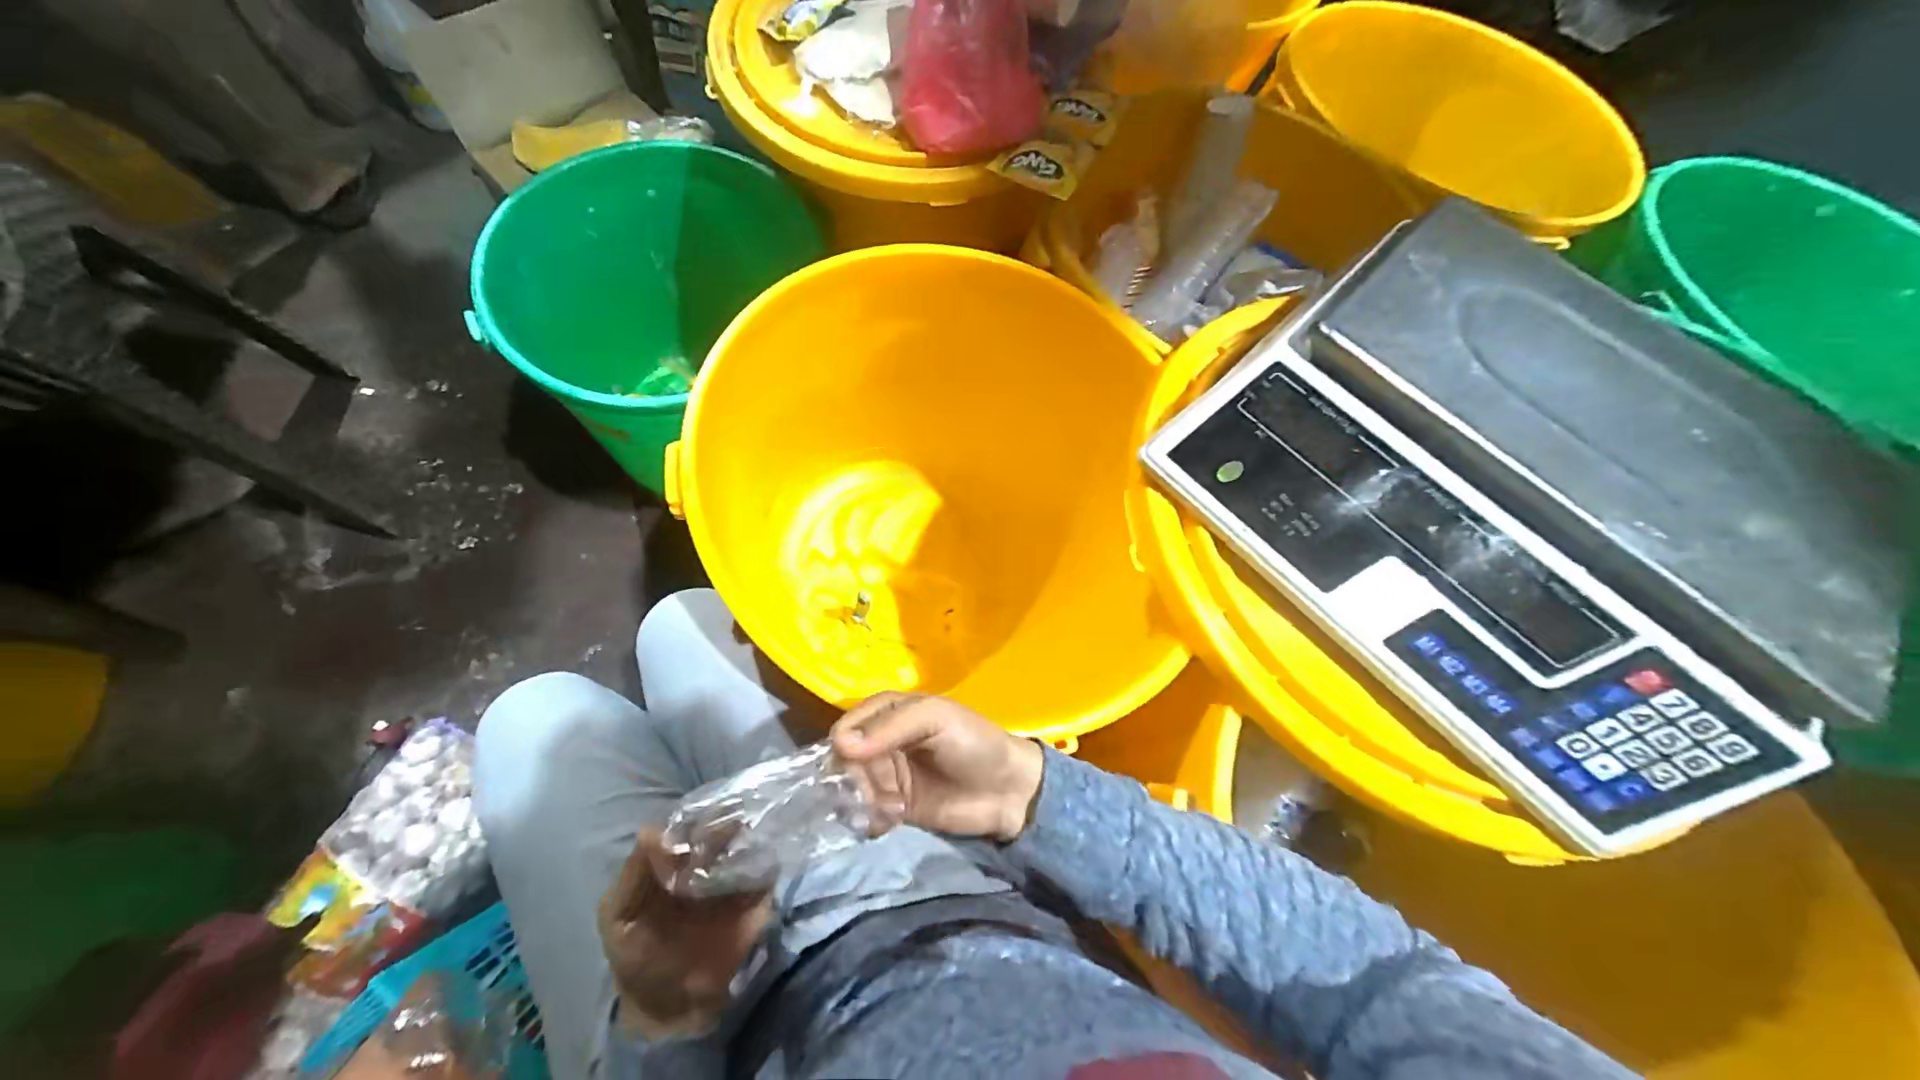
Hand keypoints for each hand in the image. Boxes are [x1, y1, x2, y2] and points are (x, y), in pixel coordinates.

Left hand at [597, 828, 771, 1037]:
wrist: (669, 1007)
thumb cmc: (636, 957)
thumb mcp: (620, 916)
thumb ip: (635, 873)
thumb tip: (653, 829)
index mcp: (673, 862)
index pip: (690, 826)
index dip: (698, 817)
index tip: (707, 812)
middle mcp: (705, 865)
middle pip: (722, 832)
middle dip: (727, 824)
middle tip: (733, 821)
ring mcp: (732, 881)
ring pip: (747, 846)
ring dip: (749, 838)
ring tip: (749, 835)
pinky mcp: (755, 901)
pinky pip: (766, 873)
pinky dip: (768, 862)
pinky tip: (763, 859)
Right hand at [831, 693, 1045, 842]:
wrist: (1008, 792)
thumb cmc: (975, 743)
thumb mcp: (936, 719)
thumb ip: (891, 727)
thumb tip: (840, 745)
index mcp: (890, 711)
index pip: (848, 725)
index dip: (845, 743)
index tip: (856, 761)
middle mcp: (882, 742)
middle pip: (844, 760)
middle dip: (855, 778)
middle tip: (877, 792)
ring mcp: (887, 776)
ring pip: (851, 789)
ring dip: (864, 801)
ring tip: (893, 808)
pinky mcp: (894, 807)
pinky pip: (865, 814)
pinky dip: (870, 819)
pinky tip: (890, 822)